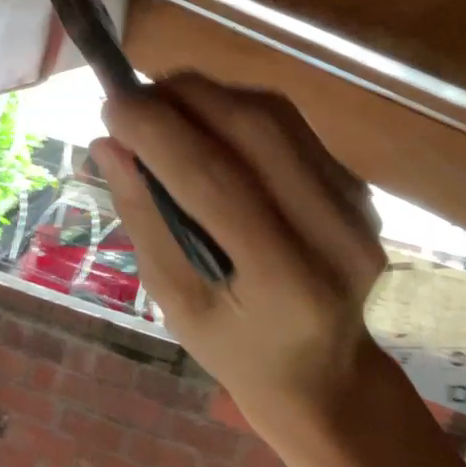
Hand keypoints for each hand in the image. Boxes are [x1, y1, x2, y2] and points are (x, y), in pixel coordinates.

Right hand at [92, 72, 386, 445]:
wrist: (322, 371)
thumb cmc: (233, 346)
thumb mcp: (173, 299)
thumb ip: (144, 219)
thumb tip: (107, 145)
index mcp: (285, 281)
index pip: (214, 181)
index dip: (157, 133)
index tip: (110, 106)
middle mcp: (335, 234)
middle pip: (254, 130)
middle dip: (182, 97)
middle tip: (129, 96)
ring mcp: (357, 206)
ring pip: (274, 116)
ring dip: (207, 95)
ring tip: (157, 105)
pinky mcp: (358, 187)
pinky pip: (289, 126)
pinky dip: (234, 110)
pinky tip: (200, 125)